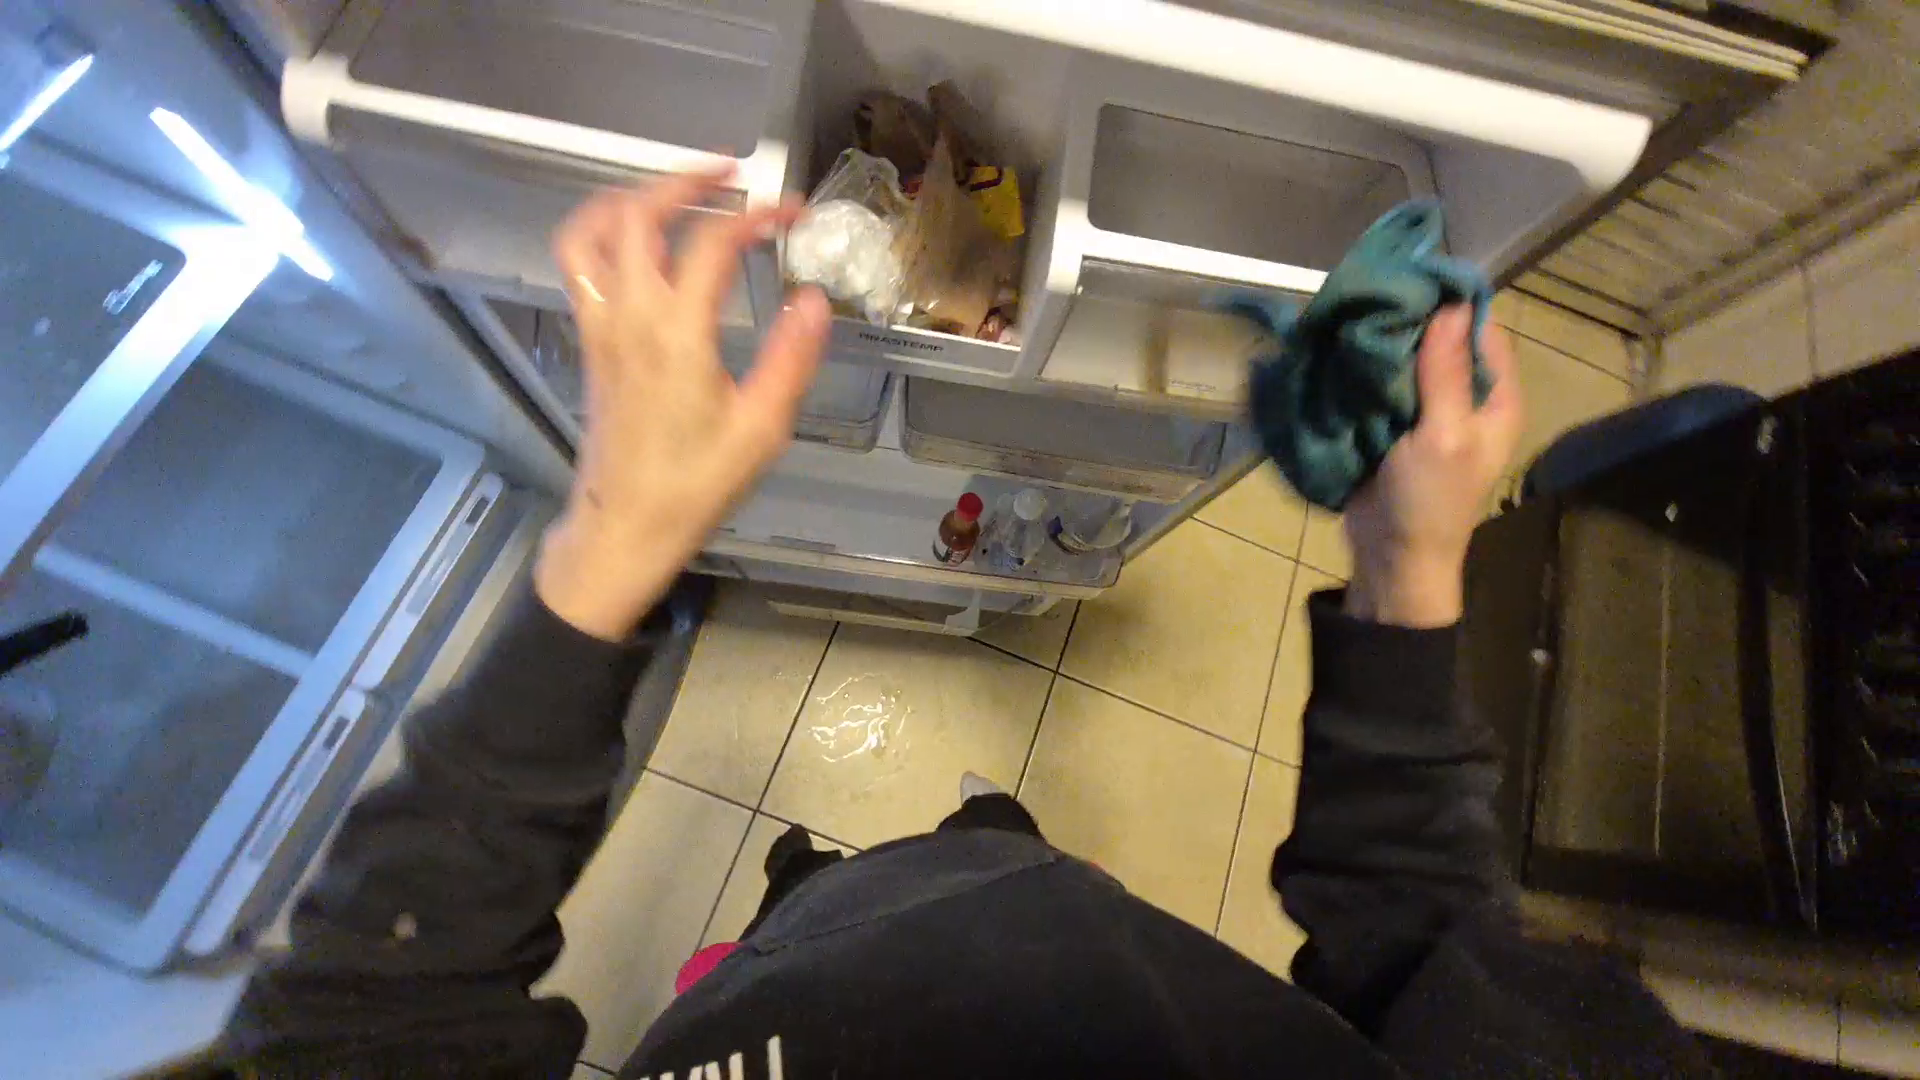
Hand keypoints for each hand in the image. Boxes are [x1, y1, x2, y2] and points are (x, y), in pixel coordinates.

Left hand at [534, 170, 830, 639]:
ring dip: (632, 198)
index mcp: (677, 332)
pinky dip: (605, 234)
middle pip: (638, 214)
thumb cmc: (697, 484)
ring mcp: (599, 326)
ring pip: (592, 231)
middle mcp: (628, 315)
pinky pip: (581, 265)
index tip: (792, 212)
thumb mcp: (762, 428)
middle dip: (685, 180)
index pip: (713, 242)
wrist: (626, 527)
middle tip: (730, 175)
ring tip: (674, 196)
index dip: (757, 216)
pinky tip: (638, 249)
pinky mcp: (589, 344)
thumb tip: (816, 299)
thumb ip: (792, 359)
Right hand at [1342, 304, 1522, 627]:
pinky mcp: (1388, 430)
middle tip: (1370, 297)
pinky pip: (1379, 391)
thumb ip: (1445, 373)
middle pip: (1441, 345)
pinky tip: (1338, 356)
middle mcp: (1463, 401)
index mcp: (1494, 399)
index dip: (1454, 304)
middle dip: (1410, 323)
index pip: (1482, 333)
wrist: (1391, 556)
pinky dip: (1362, 375)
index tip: (1413, 279)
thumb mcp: (1444, 434)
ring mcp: (1423, 416)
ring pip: (1406, 366)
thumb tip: (1449, 306)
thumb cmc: (1429, 500)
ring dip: (1380, 348)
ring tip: (1348, 319)